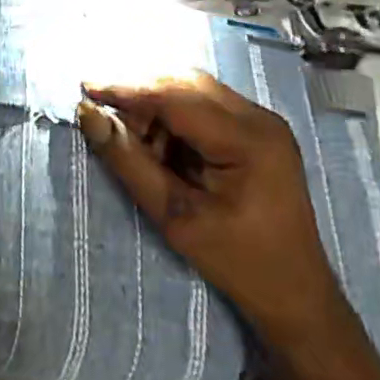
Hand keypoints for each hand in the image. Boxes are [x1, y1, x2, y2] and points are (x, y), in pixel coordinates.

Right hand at [77, 73, 344, 342]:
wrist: (296, 295)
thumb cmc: (236, 260)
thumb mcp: (174, 216)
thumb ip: (128, 161)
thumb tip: (87, 114)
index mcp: (249, 142)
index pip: (173, 97)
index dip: (125, 90)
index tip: (84, 90)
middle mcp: (260, 119)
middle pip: (182, 83)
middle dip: (139, 96)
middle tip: (108, 121)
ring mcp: (262, 121)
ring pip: (190, 88)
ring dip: (154, 104)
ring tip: (137, 140)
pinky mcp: (256, 128)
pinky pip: (202, 102)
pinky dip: (172, 113)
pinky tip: (162, 143)